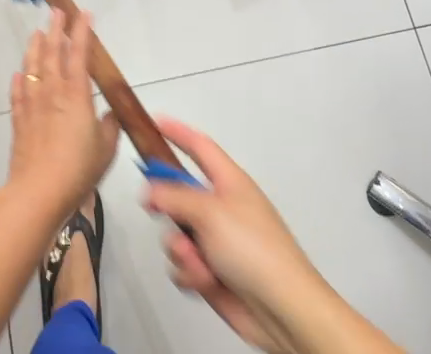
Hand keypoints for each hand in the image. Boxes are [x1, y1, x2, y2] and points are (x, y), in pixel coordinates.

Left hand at [5, 10, 119, 216]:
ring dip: (35, 49)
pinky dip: (19, 81)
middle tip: (56, 12)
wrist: (39, 191)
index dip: (82, 33)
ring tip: (37, 34)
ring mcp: (33, 105)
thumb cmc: (78, 169)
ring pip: (32, 69)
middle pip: (52, 54)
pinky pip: (18, 94)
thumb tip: (107, 115)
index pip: (80, 55)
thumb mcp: (106, 149)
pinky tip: (18, 74)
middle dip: (56, 31)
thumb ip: (108, 127)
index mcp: (77, 95)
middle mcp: (53, 93)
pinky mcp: (19, 121)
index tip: (84, 14)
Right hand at [144, 120, 323, 353]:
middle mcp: (222, 207)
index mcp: (230, 182)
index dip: (177, 133)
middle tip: (155, 211)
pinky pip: (184, 263)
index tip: (153, 122)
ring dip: (182, 250)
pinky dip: (189, 272)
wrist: (281, 308)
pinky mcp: (212, 271)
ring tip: (198, 263)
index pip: (199, 147)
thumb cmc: (251, 247)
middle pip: (179, 195)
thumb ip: (173, 195)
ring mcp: (217, 241)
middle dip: (168, 209)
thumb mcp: (210, 211)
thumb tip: (149, 189)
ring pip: (177, 233)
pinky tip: (204, 282)